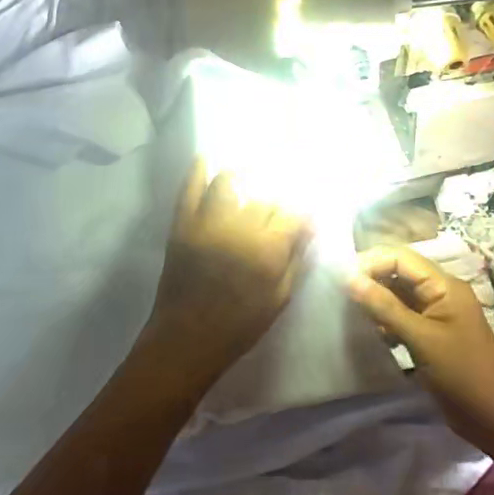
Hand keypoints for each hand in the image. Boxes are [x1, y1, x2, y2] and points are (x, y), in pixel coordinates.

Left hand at [139, 160, 311, 387]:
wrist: (187, 337)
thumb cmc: (240, 325)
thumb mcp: (279, 298)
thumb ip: (296, 260)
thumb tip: (311, 228)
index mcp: (268, 249)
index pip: (293, 214)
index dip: (302, 213)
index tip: (304, 214)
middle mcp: (240, 228)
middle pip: (264, 198)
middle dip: (275, 201)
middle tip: (276, 208)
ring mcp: (207, 222)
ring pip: (228, 183)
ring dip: (242, 177)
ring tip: (248, 177)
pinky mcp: (182, 224)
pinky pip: (189, 189)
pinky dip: (197, 170)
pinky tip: (205, 157)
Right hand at [346, 246, 493, 445]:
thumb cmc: (463, 374)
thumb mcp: (421, 339)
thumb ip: (385, 307)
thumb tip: (349, 279)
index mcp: (444, 286)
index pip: (401, 258)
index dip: (371, 262)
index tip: (342, 280)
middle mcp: (440, 293)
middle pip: (398, 272)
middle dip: (370, 279)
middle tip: (341, 295)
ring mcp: (435, 314)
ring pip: (397, 294)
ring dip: (375, 300)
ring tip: (350, 312)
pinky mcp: (430, 335)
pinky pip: (401, 315)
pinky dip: (383, 319)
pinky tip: (367, 330)